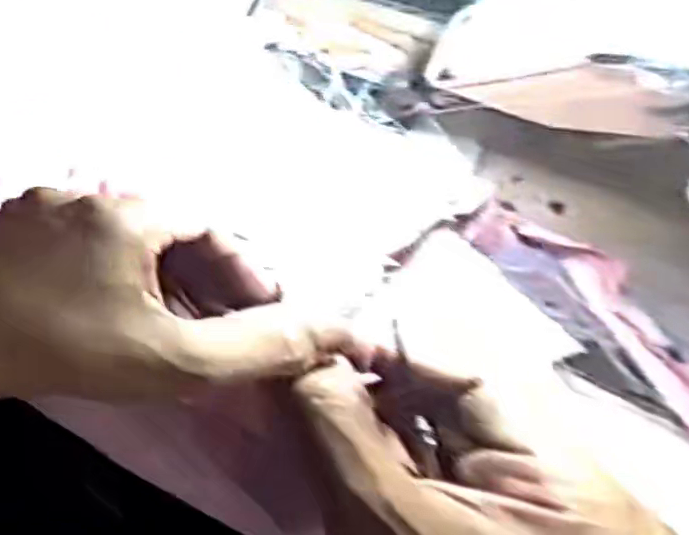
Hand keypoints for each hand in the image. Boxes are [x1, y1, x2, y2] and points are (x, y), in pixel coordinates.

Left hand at [0, 189, 351, 403]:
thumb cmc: (71, 345)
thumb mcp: (178, 357)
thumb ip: (263, 343)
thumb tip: (338, 326)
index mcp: (119, 211)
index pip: (203, 224)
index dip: (240, 269)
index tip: (255, 315)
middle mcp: (75, 192)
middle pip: (157, 223)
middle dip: (197, 271)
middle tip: (215, 322)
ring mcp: (35, 203)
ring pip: (112, 228)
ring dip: (150, 268)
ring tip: (166, 318)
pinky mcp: (9, 221)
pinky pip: (73, 232)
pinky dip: (103, 260)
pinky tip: (106, 301)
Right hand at [292, 357, 664, 534]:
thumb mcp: (386, 509)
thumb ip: (340, 419)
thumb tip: (306, 351)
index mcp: (565, 478)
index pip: (466, 375)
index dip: (390, 355)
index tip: (319, 352)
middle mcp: (564, 485)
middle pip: (449, 401)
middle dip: (371, 387)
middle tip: (304, 380)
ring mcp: (536, 509)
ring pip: (434, 431)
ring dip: (370, 416)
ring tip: (312, 408)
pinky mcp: (499, 523)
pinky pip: (435, 463)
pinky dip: (385, 447)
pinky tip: (341, 442)